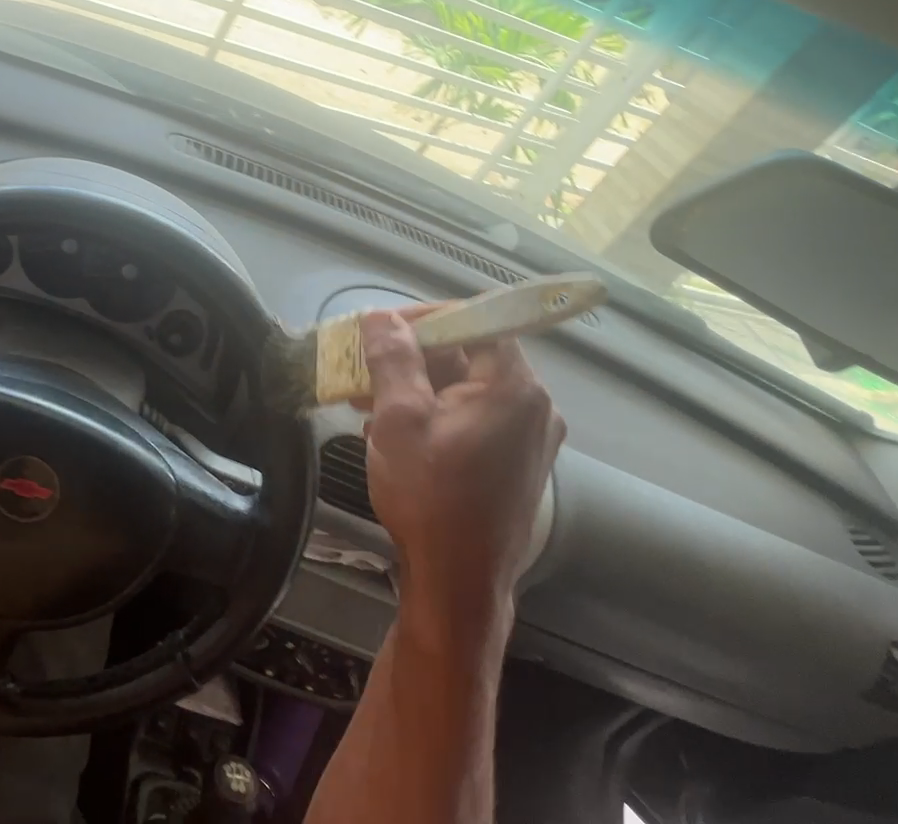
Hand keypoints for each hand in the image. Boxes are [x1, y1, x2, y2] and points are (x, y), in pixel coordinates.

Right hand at [359, 310, 564, 600]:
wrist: (458, 579)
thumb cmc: (429, 495)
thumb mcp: (399, 419)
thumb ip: (393, 360)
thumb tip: (381, 318)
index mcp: (514, 388)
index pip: (476, 322)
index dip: (426, 319)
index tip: (380, 329)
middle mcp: (534, 407)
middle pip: (470, 356)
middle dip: (411, 357)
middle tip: (363, 368)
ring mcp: (529, 438)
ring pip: (467, 390)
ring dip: (416, 387)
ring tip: (366, 402)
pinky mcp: (516, 464)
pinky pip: (473, 419)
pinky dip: (434, 415)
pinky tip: (393, 433)